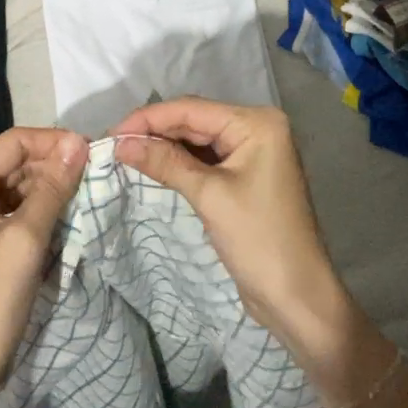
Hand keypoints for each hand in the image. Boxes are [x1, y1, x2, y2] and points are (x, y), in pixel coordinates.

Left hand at [0, 127, 86, 407]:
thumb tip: (78, 142)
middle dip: (52, 167)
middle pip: (12, 162)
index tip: (93, 151)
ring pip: (13, 185)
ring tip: (85, 192)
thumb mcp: (26, 239)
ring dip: (46, 189)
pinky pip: (7, 207)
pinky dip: (34, 209)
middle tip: (95, 174)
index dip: (54, 143)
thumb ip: (53, 187)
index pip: (13, 143)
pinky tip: (63, 213)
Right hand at [110, 100, 407, 407]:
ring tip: (125, 153)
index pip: (191, 109)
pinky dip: (178, 160)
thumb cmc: (259, 240)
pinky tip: (152, 164)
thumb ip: (164, 162)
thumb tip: (120, 143)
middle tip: (113, 144)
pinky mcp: (244, 174)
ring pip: (196, 137)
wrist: (297, 298)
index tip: (111, 133)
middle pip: (193, 119)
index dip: (148, 119)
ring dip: (163, 145)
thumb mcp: (209, 196)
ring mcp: (252, 151)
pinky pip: (204, 157)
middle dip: (154, 131)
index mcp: (257, 122)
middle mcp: (257, 127)